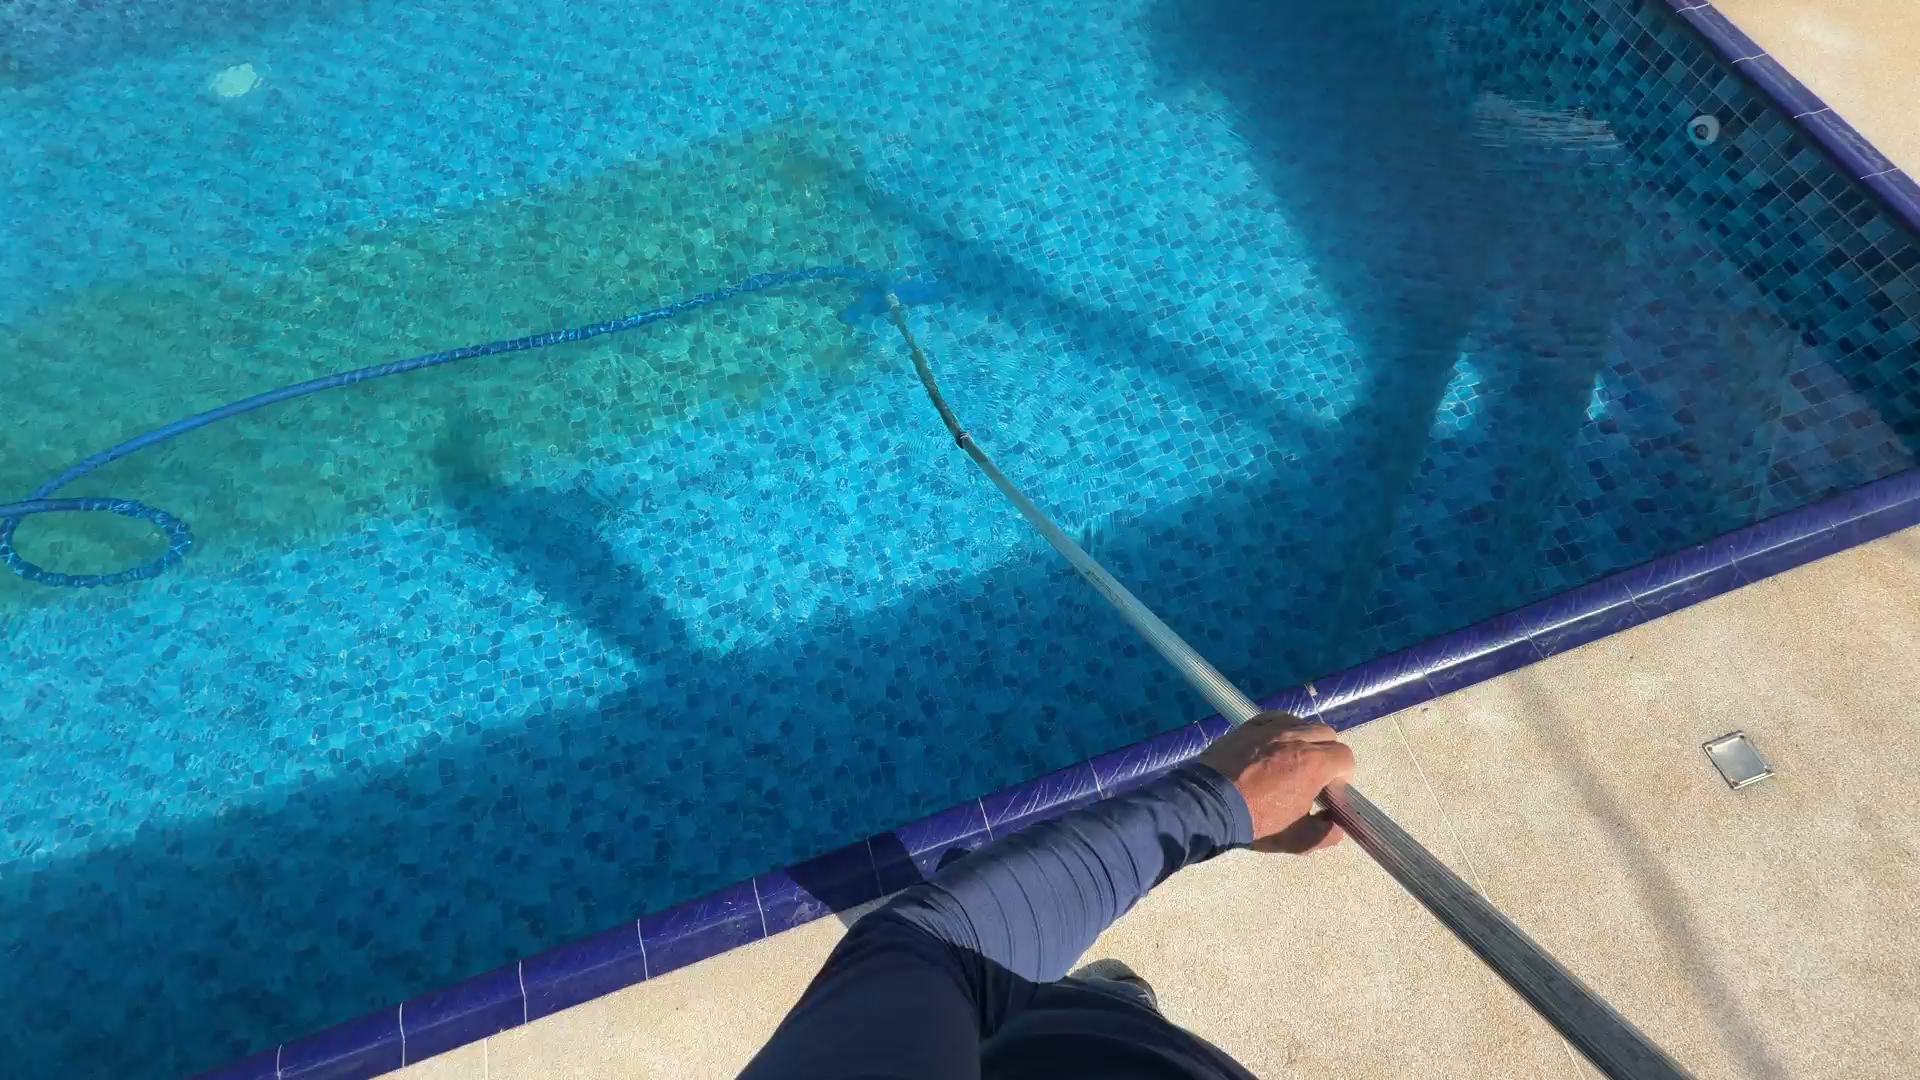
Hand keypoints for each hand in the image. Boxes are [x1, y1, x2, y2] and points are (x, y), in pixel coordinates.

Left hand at [1196, 712, 1354, 853]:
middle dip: (1325, 753)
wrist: (1209, 803)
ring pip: (1300, 722)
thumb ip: (1326, 833)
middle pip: (1325, 734)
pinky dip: (1280, 727)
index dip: (1341, 774)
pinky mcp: (1247, 726)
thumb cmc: (1256, 820)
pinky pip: (1274, 717)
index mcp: (1313, 763)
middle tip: (1312, 773)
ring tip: (1290, 759)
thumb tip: (1336, 825)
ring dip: (1303, 738)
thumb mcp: (1298, 839)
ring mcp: (1268, 728)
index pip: (1345, 756)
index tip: (1328, 788)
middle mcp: (1294, 738)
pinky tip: (1272, 744)